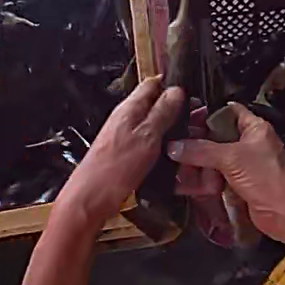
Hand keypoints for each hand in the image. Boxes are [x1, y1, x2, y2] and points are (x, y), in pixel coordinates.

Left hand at [55, 76, 184, 225]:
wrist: (90, 200)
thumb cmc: (113, 170)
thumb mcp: (148, 137)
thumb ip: (162, 112)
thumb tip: (177, 91)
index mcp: (129, 108)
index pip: (153, 83)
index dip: (173, 85)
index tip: (191, 96)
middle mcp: (125, 119)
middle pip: (154, 104)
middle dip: (176, 110)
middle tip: (194, 121)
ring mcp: (125, 136)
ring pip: (153, 124)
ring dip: (170, 129)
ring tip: (187, 138)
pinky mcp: (126, 154)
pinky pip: (149, 143)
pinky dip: (161, 146)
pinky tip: (171, 155)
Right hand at [167, 105, 284, 247]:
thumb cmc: (269, 179)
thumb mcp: (232, 158)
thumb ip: (201, 150)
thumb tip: (174, 146)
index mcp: (254, 128)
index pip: (227, 112)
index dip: (207, 113)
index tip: (184, 118)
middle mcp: (249, 144)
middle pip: (215, 138)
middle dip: (196, 146)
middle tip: (177, 151)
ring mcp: (244, 165)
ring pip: (213, 160)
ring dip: (198, 168)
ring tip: (184, 174)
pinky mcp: (239, 185)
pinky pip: (216, 179)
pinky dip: (204, 182)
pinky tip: (189, 186)